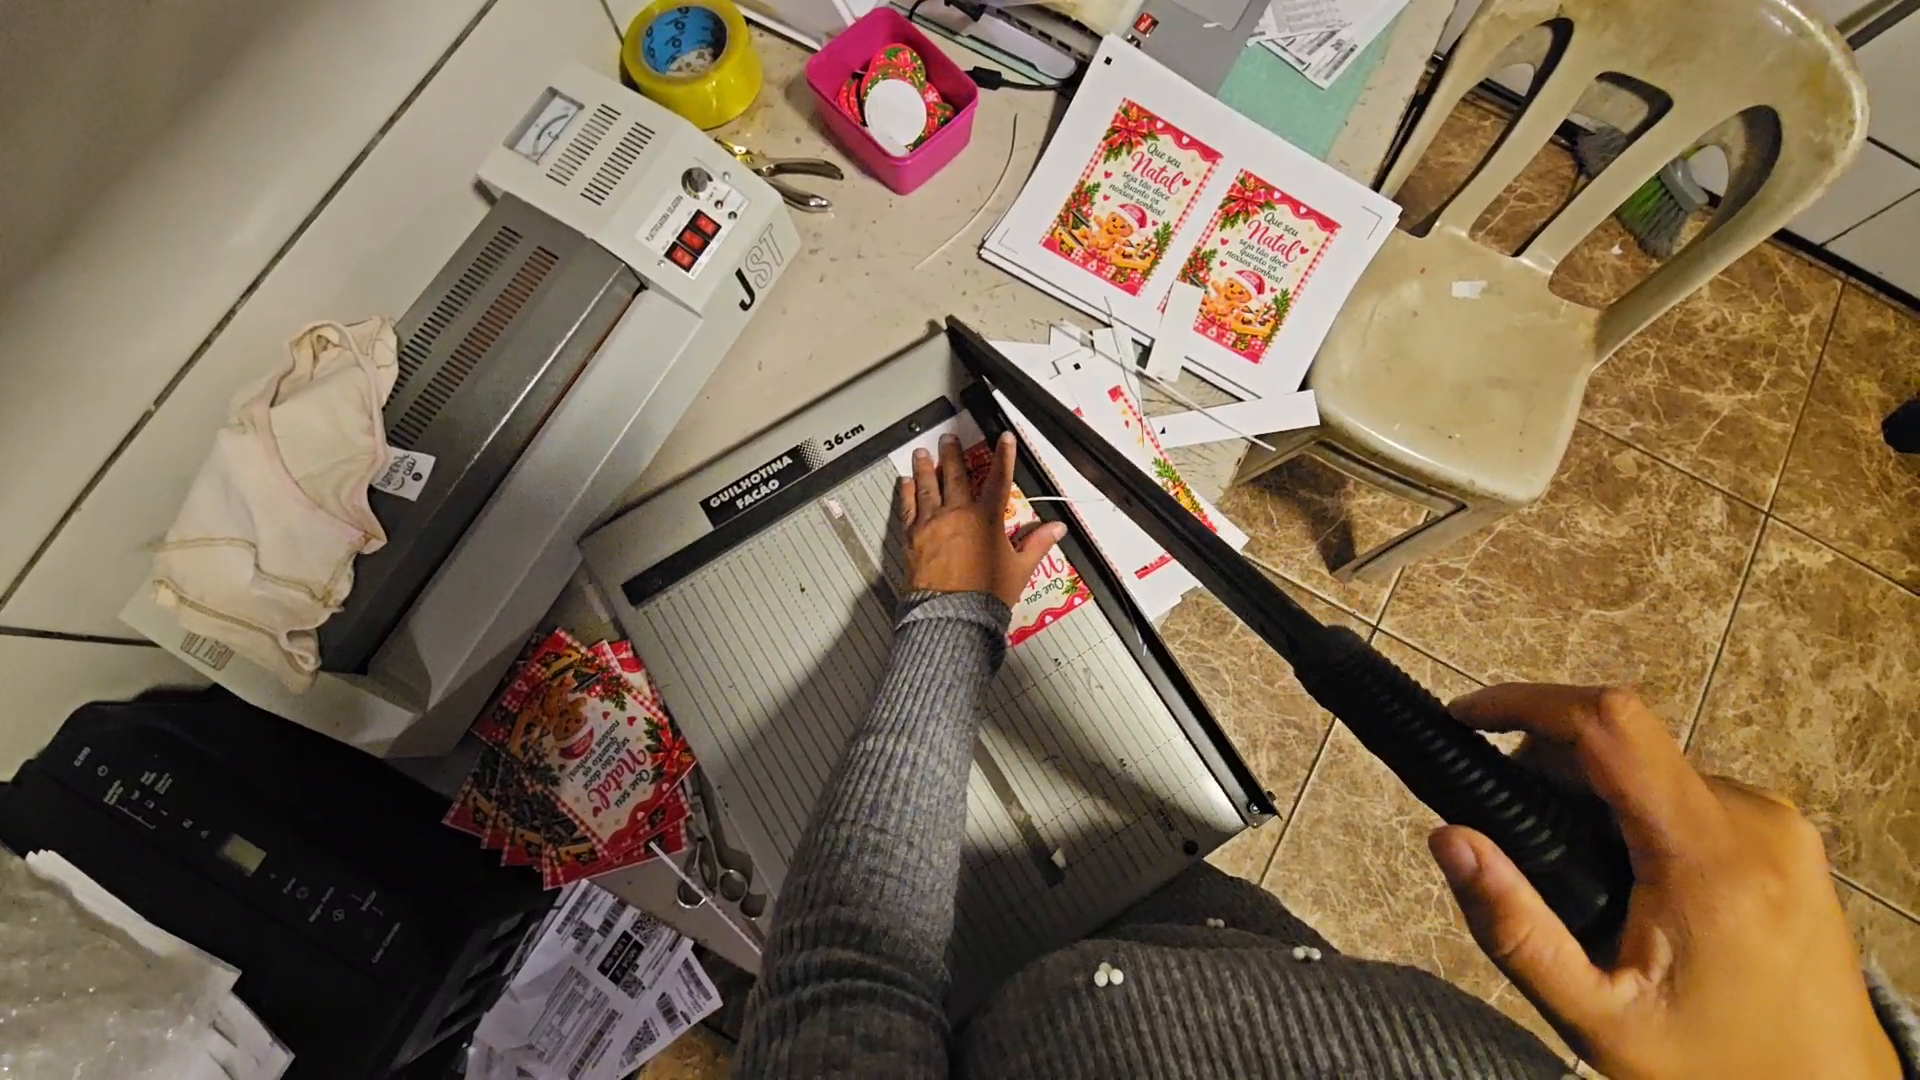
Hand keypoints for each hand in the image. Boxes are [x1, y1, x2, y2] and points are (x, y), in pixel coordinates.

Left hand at [898, 432, 1066, 608]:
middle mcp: (956, 514)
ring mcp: (931, 524)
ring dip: (924, 467)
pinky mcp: (912, 537)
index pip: (998, 479)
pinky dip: (907, 494)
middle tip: (948, 438)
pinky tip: (905, 484)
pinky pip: (908, 509)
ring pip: (927, 487)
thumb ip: (1036, 544)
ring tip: (921, 453)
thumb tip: (1057, 528)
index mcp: (985, 519)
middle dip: (952, 453)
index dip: (1004, 456)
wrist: (951, 616)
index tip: (1004, 438)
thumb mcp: (1019, 569)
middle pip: (954, 475)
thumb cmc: (986, 595)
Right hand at [1427, 684, 1899, 1079]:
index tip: (1462, 718)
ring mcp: (1772, 822)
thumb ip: (1513, 928)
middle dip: (1539, 764)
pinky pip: (1667, 781)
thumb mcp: (1594, 1017)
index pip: (1611, 724)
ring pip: (1637, 759)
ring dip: (1573, 785)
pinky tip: (1605, 862)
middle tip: (1511, 835)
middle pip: (1614, 740)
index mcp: (1712, 857)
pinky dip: (1611, 799)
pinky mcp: (1775, 832)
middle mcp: (1755, 819)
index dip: (1524, 701)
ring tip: (1558, 861)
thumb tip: (1445, 836)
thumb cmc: (1713, 1068)